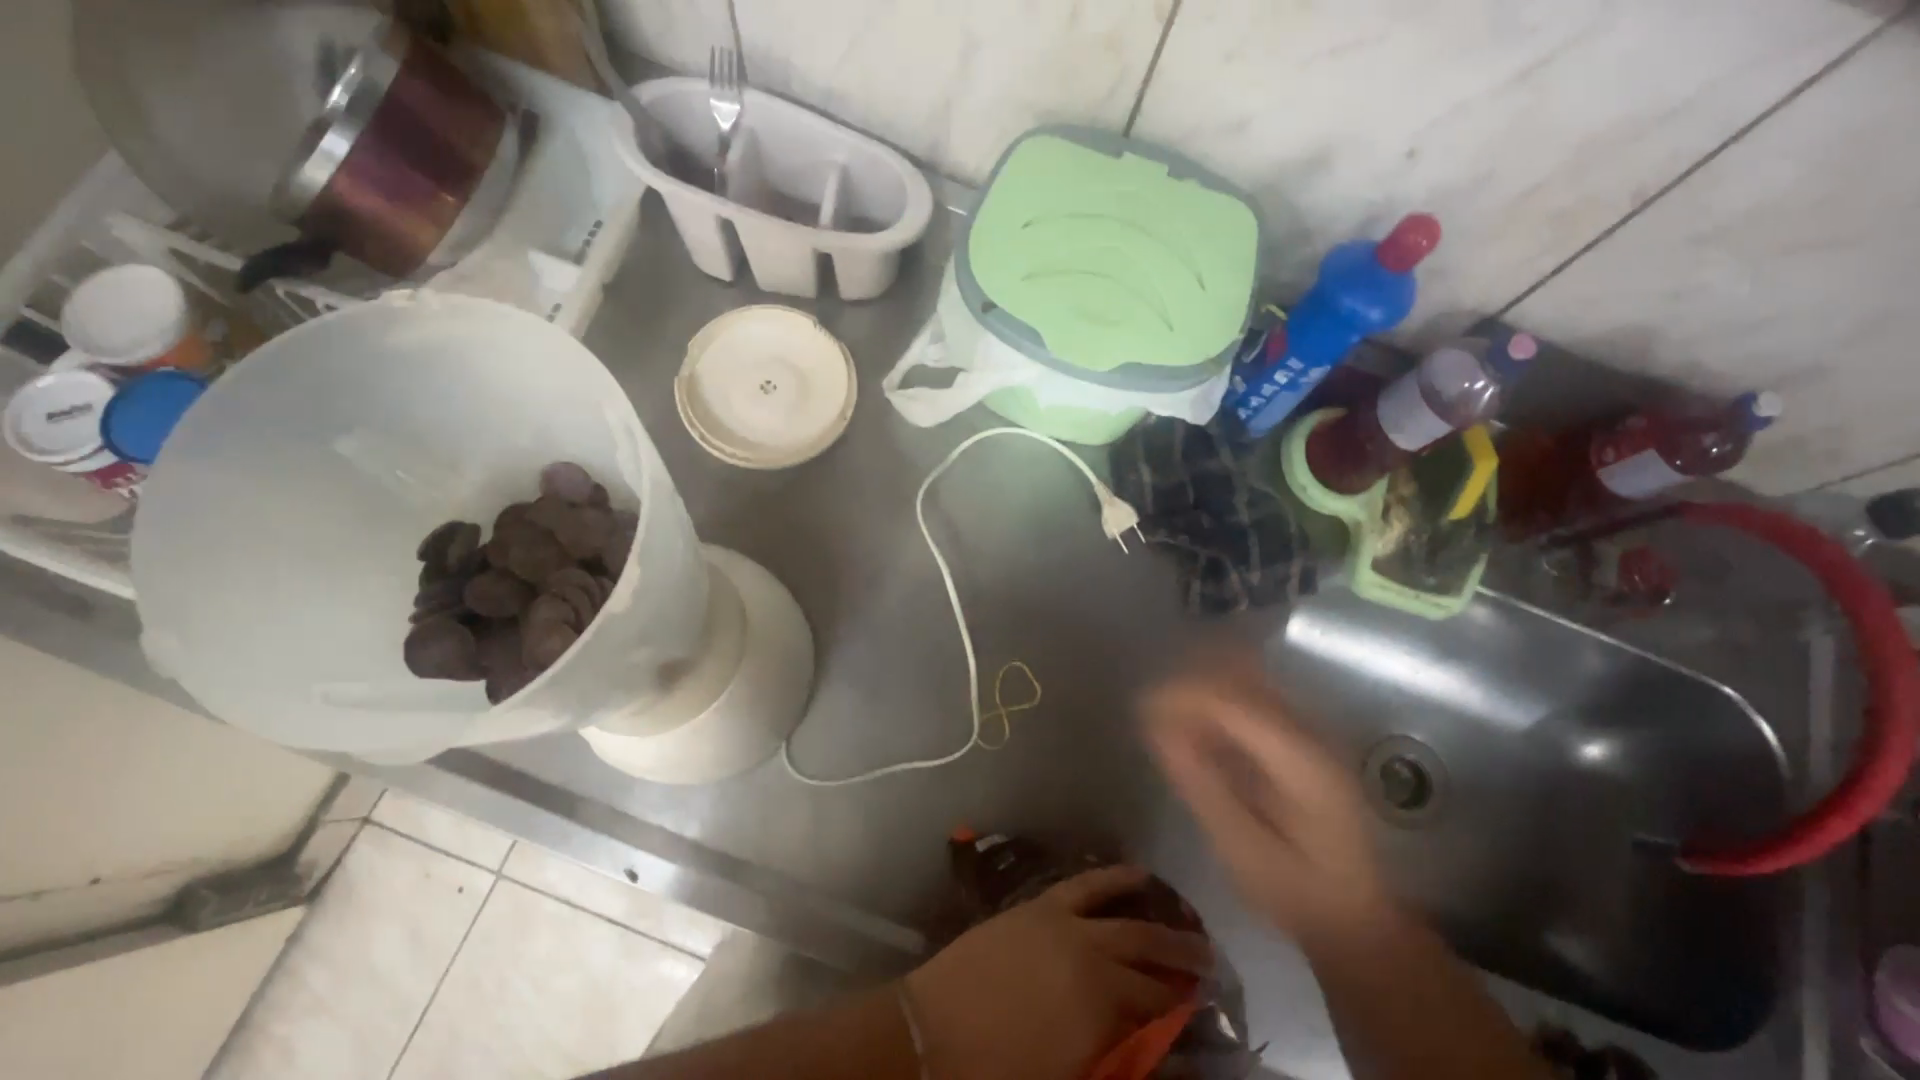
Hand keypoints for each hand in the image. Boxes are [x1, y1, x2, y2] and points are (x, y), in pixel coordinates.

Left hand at [902, 865, 1212, 1079]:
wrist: (930, 1034)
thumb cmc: (998, 1070)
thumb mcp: (1068, 1077)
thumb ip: (1118, 1060)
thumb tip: (1161, 1053)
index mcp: (1101, 1006)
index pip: (1160, 1005)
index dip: (1184, 1009)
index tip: (1203, 1010)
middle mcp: (1093, 957)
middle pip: (1152, 957)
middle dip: (1186, 963)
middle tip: (1212, 968)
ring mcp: (1065, 925)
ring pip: (1128, 920)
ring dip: (1164, 924)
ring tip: (1191, 928)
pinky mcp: (1040, 907)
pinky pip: (1086, 885)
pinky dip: (1115, 877)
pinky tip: (1139, 874)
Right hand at [1143, 653, 1397, 952]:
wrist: (1357, 919)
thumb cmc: (1296, 893)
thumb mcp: (1242, 848)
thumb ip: (1202, 785)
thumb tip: (1159, 731)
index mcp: (1298, 758)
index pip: (1232, 698)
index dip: (1182, 695)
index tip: (1143, 713)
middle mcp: (1311, 733)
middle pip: (1243, 678)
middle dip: (1191, 687)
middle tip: (1152, 717)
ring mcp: (1314, 736)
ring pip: (1250, 683)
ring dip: (1206, 692)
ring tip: (1169, 721)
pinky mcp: (1308, 746)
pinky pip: (1258, 703)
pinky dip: (1223, 706)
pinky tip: (1201, 732)